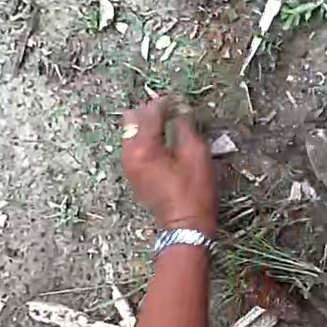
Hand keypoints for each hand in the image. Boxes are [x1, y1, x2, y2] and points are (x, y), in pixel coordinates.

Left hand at [121, 97, 216, 235]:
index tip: (179, 100)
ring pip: (131, 131)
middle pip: (132, 118)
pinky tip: (163, 142)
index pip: (151, 112)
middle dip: (151, 111)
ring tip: (169, 124)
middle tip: (172, 110)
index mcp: (144, 147)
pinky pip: (134, 146)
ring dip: (148, 124)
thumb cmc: (194, 193)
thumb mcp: (197, 155)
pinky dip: (146, 139)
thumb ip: (186, 127)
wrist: (185, 226)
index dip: (167, 103)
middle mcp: (130, 154)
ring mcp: (129, 165)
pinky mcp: (133, 174)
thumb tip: (181, 111)